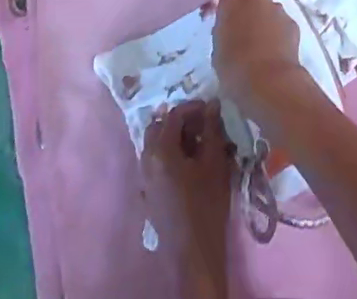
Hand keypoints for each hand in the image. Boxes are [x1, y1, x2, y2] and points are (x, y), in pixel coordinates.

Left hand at [142, 101, 232, 298]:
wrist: (193, 252)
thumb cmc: (206, 205)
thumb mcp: (214, 163)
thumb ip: (211, 130)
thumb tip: (211, 104)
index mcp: (160, 149)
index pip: (174, 115)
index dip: (193, 107)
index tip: (211, 108)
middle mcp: (145, 158)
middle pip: (159, 127)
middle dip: (180, 121)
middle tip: (202, 125)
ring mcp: (143, 176)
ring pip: (155, 145)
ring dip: (174, 138)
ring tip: (197, 144)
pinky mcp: (146, 192)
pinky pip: (155, 162)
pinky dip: (169, 154)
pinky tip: (187, 165)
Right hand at [212, 0, 306, 122]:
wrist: (268, 81)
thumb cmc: (233, 67)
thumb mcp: (220, 48)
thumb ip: (226, 31)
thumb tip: (231, 28)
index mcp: (230, 6)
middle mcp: (254, 1)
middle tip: (257, 1)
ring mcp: (276, 11)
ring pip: (275, 4)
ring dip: (271, 15)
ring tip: (267, 39)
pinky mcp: (292, 25)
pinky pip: (285, 23)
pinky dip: (281, 32)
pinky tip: (278, 49)